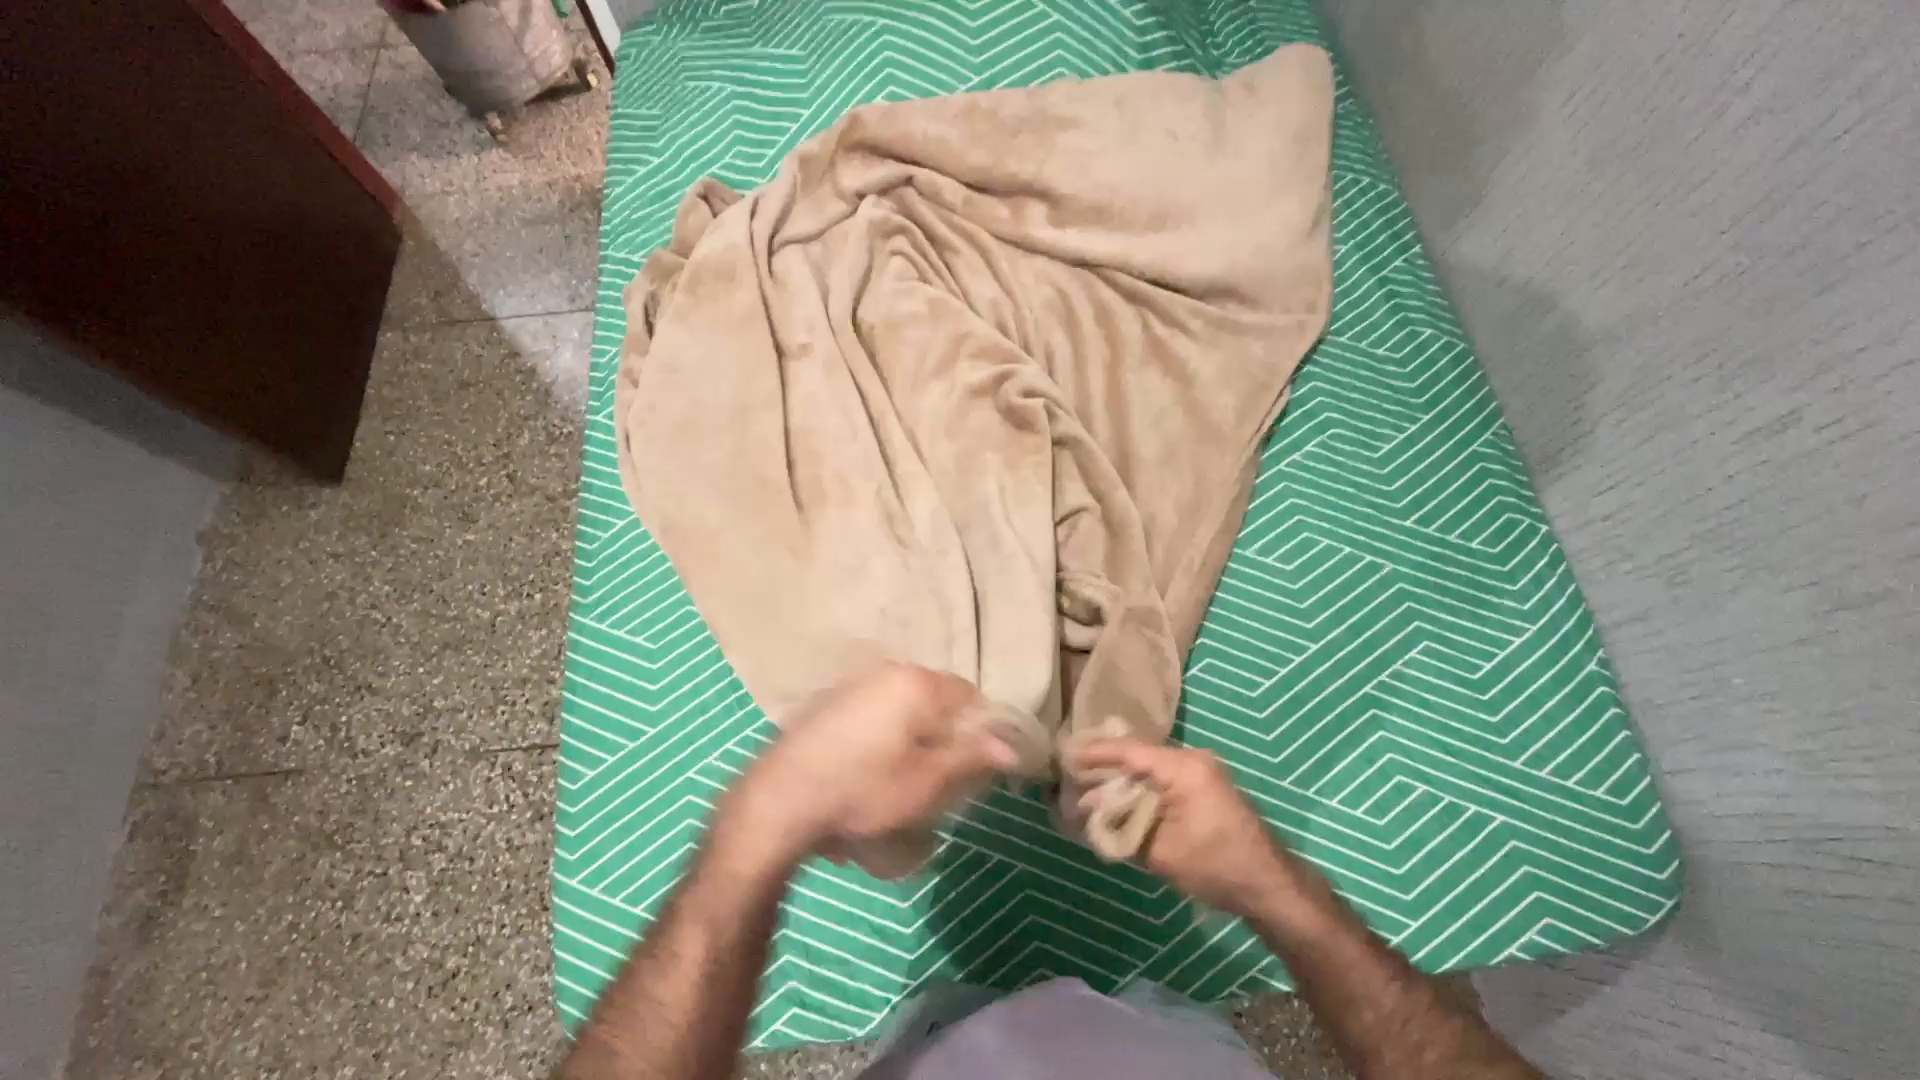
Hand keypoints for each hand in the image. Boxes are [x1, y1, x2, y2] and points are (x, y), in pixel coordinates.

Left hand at [720, 662, 1018, 870]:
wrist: (778, 803)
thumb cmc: (862, 791)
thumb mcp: (926, 784)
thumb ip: (972, 758)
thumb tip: (1011, 747)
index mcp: (914, 683)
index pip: (970, 695)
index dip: (981, 729)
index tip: (979, 765)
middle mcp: (884, 672)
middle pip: (934, 699)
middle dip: (945, 734)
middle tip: (944, 778)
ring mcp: (850, 685)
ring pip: (901, 707)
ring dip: (912, 736)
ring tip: (905, 780)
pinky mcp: (825, 705)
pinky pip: (871, 715)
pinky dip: (882, 737)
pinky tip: (868, 773)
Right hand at [1069, 737, 1297, 916]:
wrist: (1271, 888)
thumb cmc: (1216, 867)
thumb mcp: (1160, 852)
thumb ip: (1120, 830)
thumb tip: (1084, 818)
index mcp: (1183, 767)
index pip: (1128, 751)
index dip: (1093, 753)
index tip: (1063, 755)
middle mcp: (1193, 760)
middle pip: (1137, 756)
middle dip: (1103, 768)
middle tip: (1069, 777)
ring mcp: (1202, 773)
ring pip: (1149, 770)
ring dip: (1121, 782)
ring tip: (1087, 794)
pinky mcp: (1205, 789)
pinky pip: (1164, 781)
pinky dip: (1140, 790)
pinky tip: (1118, 803)